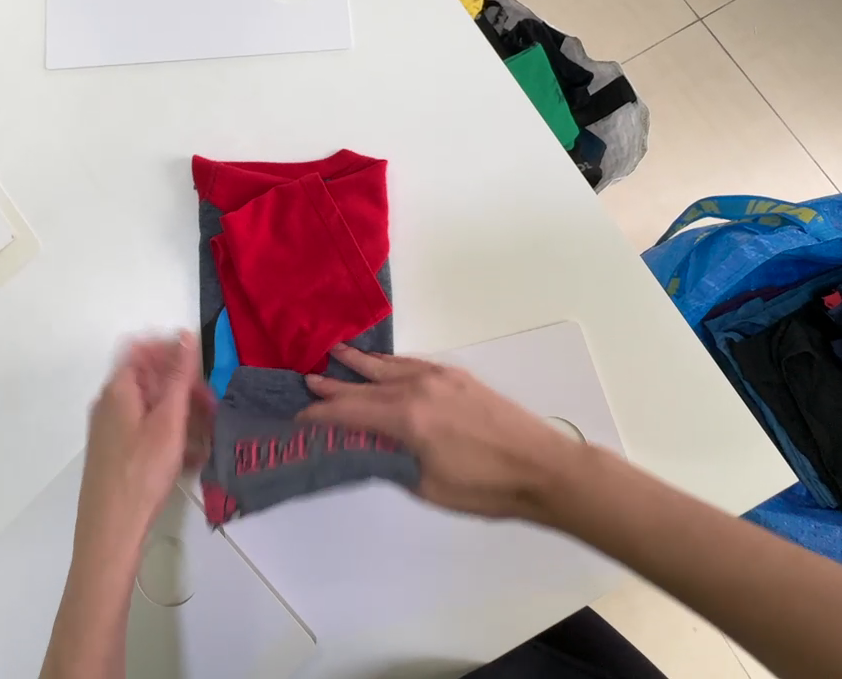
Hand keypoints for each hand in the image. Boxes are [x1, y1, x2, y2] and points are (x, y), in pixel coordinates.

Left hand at [74, 333, 213, 561]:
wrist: (110, 534)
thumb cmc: (142, 473)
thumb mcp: (169, 421)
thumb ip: (179, 376)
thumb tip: (185, 334)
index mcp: (118, 389)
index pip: (141, 348)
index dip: (170, 349)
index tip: (200, 367)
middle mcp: (109, 403)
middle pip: (148, 378)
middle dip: (182, 386)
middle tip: (211, 407)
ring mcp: (110, 430)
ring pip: (150, 407)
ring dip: (180, 414)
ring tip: (207, 436)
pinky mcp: (115, 454)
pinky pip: (145, 430)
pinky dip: (169, 435)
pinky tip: (191, 457)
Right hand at [299, 344, 592, 522]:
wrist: (542, 466)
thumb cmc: (485, 487)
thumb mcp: (428, 487)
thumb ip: (392, 461)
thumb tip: (369, 446)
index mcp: (406, 419)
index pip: (351, 412)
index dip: (322, 414)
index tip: (299, 414)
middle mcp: (416, 389)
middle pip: (364, 384)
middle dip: (333, 385)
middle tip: (307, 380)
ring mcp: (437, 376)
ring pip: (386, 366)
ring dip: (359, 362)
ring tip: (335, 353)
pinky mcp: (454, 375)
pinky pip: (410, 363)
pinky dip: (389, 362)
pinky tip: (381, 363)